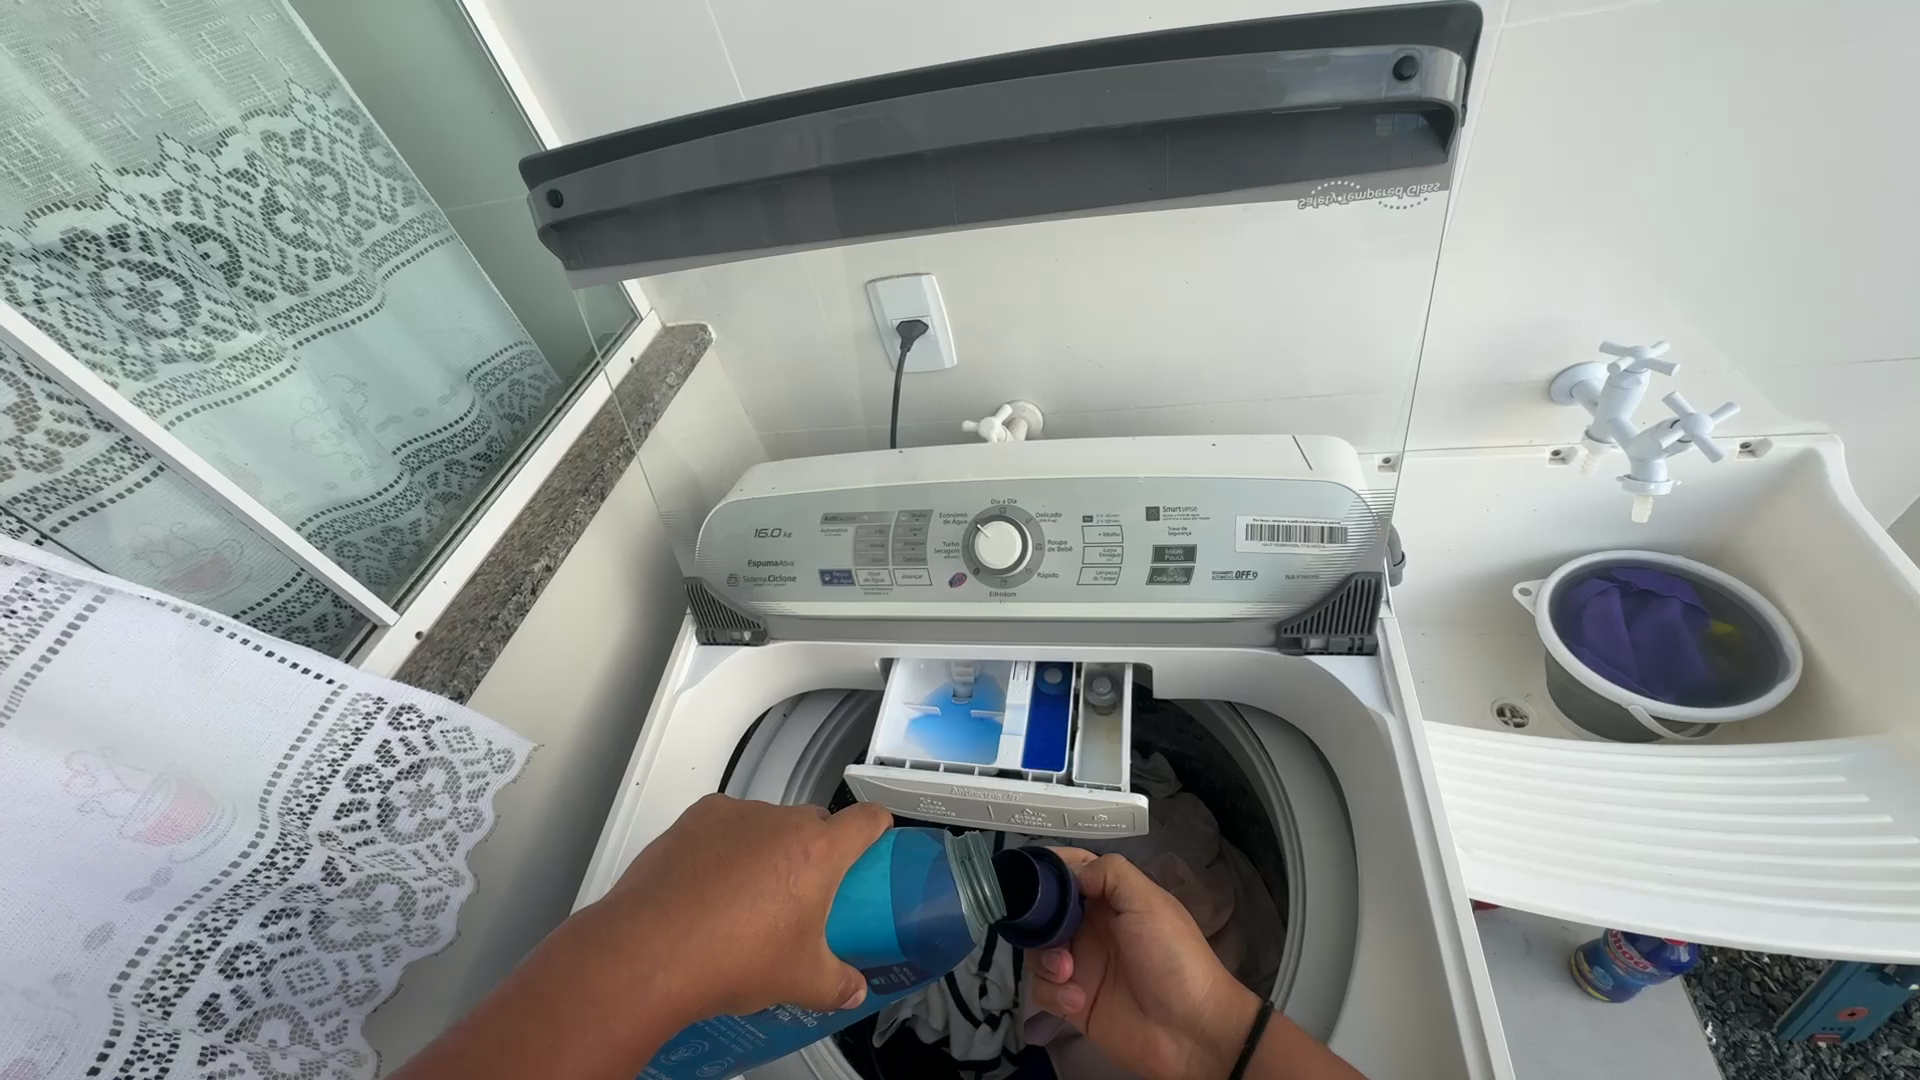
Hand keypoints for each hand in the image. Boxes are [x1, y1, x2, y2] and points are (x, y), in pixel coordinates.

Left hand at [394, 796, 893, 1079]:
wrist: (649, 953)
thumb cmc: (729, 959)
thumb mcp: (799, 981)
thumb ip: (836, 983)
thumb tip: (850, 989)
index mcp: (819, 850)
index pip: (868, 817)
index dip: (877, 828)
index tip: (874, 841)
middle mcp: (783, 821)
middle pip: (815, 822)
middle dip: (815, 851)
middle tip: (804, 892)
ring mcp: (738, 814)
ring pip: (769, 822)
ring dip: (769, 846)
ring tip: (748, 895)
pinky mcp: (697, 817)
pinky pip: (727, 822)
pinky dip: (726, 843)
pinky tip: (709, 883)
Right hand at [1029, 849, 1261, 1079]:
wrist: (1193, 1032)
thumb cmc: (1173, 957)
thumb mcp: (1149, 902)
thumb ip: (1110, 872)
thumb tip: (1072, 872)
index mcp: (1109, 899)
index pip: (1072, 870)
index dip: (1050, 866)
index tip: (1027, 870)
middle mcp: (1090, 927)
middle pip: (1045, 910)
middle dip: (1038, 919)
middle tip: (1050, 933)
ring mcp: (1081, 965)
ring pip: (1037, 949)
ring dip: (1044, 957)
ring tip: (1066, 971)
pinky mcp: (1074, 1002)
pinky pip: (1043, 989)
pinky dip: (1053, 992)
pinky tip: (1077, 1000)